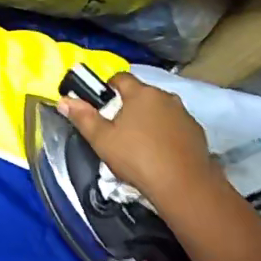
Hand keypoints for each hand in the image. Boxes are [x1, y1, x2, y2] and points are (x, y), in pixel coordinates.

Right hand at [55, 72, 223, 204]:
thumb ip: (83, 118)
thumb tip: (64, 100)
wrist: (181, 183)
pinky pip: (175, 126)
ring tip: (140, 145)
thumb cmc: (136, 158)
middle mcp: (165, 96)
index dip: (108, 89)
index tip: (102, 106)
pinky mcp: (196, 130)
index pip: (121, 78)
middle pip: (142, 95)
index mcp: (141, 93)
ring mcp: (184, 112)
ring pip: (160, 110)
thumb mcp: (102, 140)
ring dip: (149, 120)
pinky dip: (166, 134)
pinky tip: (160, 153)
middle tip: (118, 131)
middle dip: (129, 107)